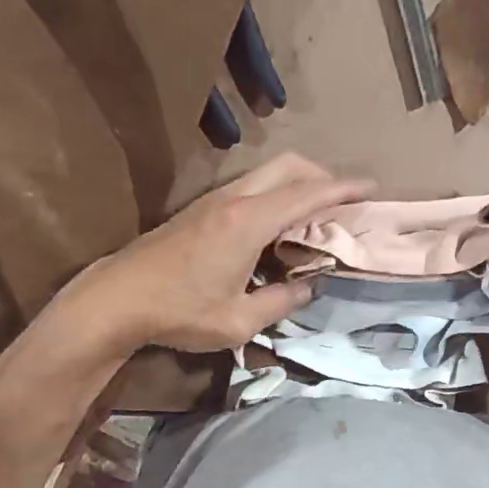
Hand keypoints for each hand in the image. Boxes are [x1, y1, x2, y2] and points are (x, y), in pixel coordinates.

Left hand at [60, 153, 373, 354]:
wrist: (116, 299)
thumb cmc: (178, 313)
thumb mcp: (237, 322)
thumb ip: (280, 302)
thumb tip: (306, 288)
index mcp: (248, 222)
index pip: (309, 194)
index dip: (344, 189)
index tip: (372, 189)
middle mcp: (233, 199)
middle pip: (288, 166)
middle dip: (322, 175)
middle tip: (342, 203)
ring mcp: (211, 200)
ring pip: (265, 174)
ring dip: (295, 185)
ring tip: (312, 218)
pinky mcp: (197, 210)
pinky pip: (248, 188)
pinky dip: (272, 195)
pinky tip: (273, 228)